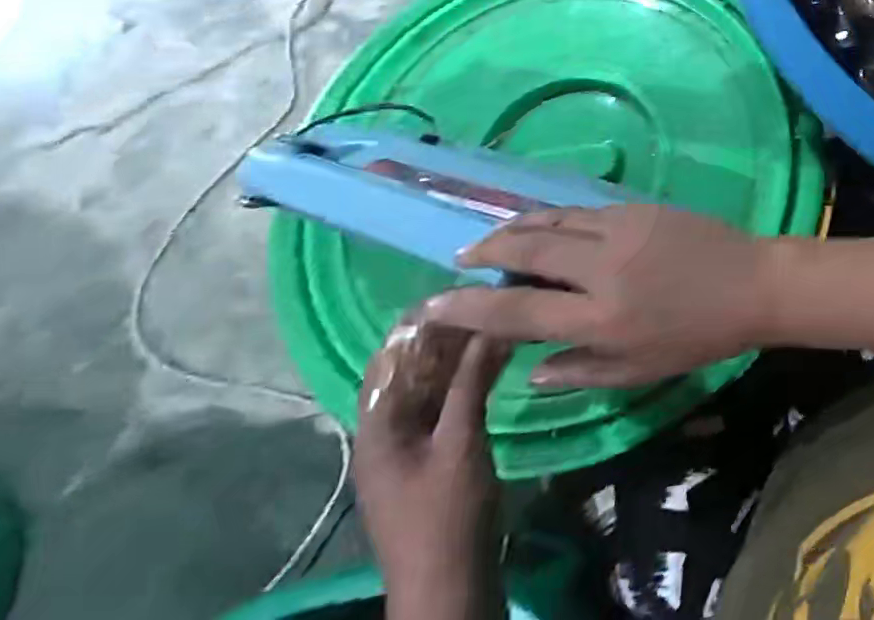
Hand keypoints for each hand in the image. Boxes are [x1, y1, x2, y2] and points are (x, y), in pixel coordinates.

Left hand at [353, 321, 509, 619]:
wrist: (450, 582)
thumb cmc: (447, 513)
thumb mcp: (461, 444)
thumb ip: (471, 384)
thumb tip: (491, 326)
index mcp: (377, 430)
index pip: (389, 362)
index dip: (417, 325)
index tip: (457, 290)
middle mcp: (387, 434)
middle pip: (410, 373)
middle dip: (443, 337)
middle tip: (487, 299)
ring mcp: (411, 447)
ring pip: (431, 388)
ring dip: (458, 357)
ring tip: (496, 321)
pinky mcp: (435, 457)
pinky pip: (446, 405)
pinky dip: (466, 381)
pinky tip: (495, 363)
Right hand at [424, 205, 776, 388]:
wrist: (753, 283)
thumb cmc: (699, 336)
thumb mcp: (640, 370)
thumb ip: (580, 370)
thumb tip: (529, 367)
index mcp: (599, 318)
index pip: (515, 311)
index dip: (466, 308)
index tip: (431, 305)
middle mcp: (602, 268)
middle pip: (527, 250)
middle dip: (486, 251)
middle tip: (463, 257)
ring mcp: (624, 231)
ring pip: (555, 220)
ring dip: (518, 227)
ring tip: (497, 237)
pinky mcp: (643, 209)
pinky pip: (586, 211)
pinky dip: (558, 218)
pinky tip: (551, 226)